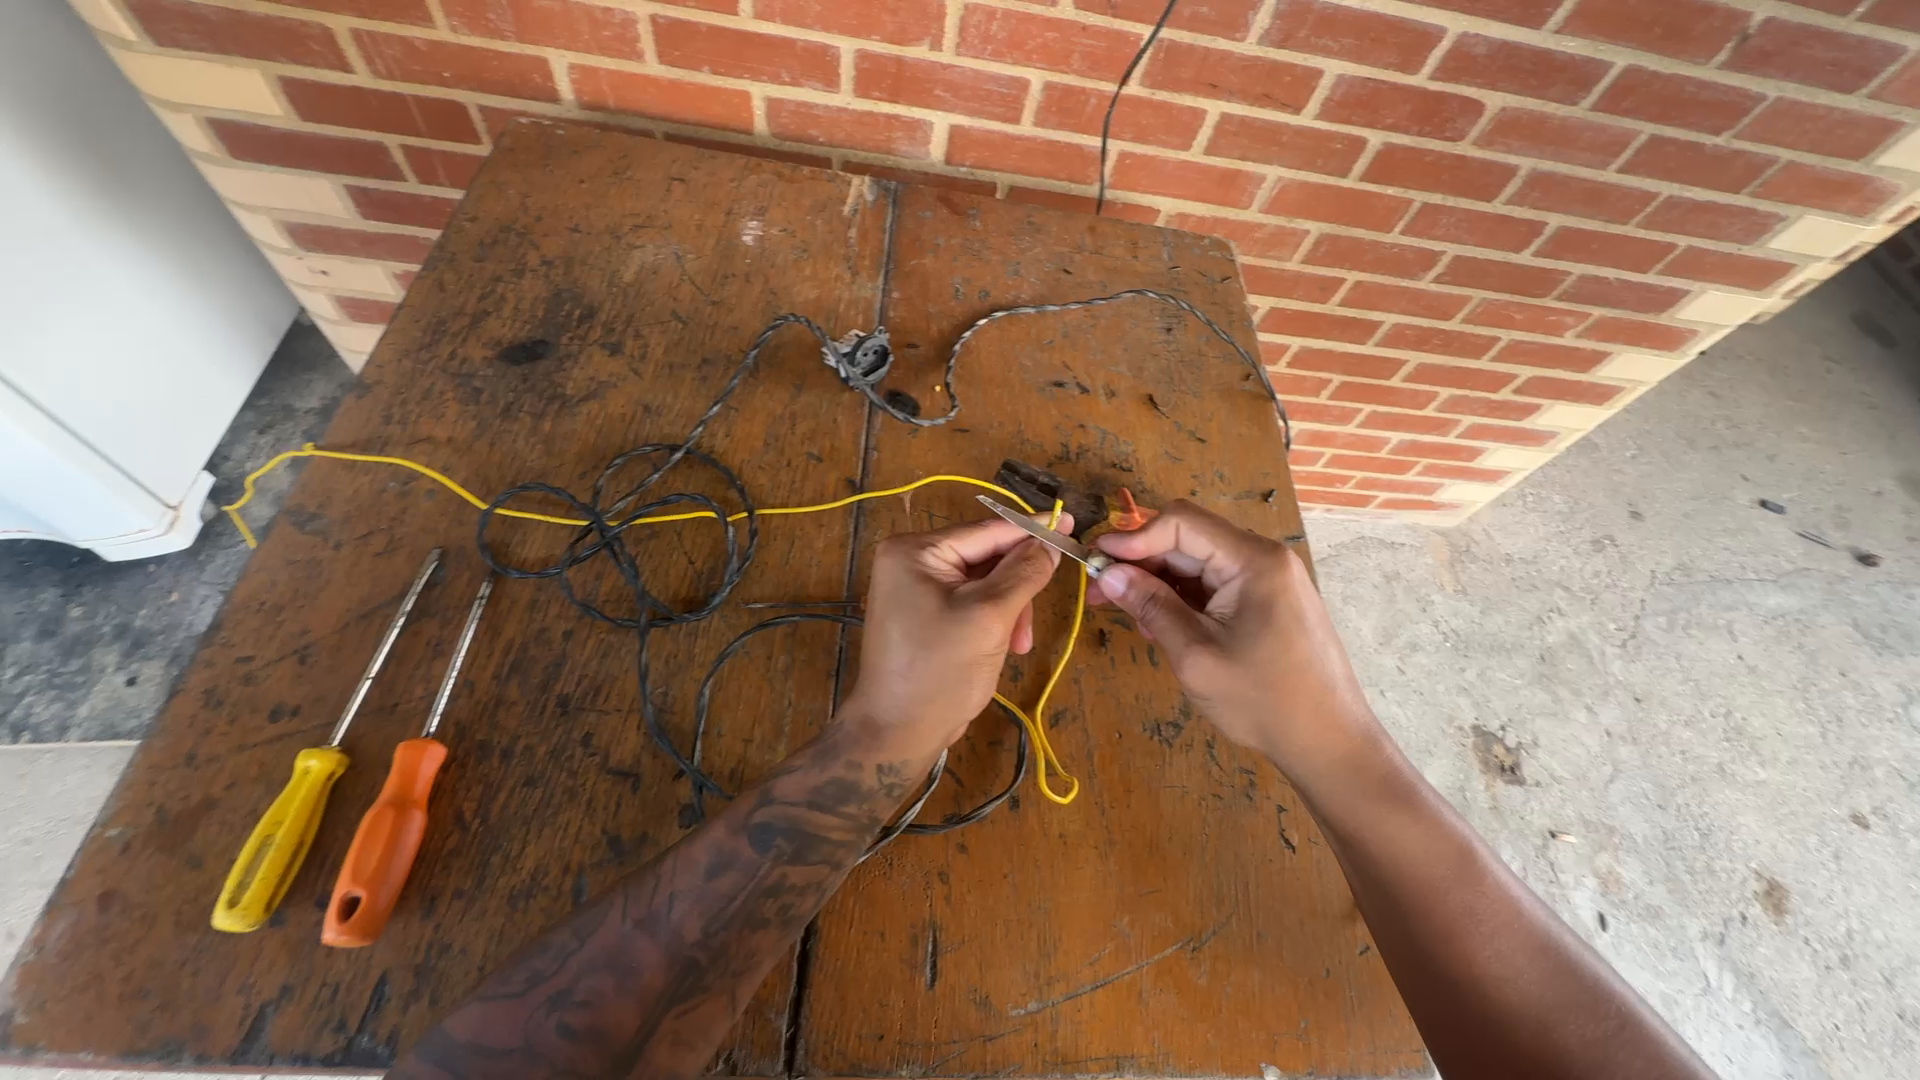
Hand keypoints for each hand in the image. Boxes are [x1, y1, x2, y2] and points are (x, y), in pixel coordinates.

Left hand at [840, 514, 1070, 761]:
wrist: (898, 732)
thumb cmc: (940, 671)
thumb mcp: (989, 617)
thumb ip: (1024, 573)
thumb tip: (1052, 540)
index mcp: (914, 550)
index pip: (986, 531)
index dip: (1031, 530)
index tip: (1072, 520)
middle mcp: (910, 561)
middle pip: (985, 557)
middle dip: (1016, 587)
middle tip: (1034, 619)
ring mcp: (915, 588)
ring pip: (983, 582)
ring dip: (1008, 609)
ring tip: (1017, 644)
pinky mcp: (924, 613)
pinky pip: (970, 602)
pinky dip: (993, 620)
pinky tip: (1003, 646)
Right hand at [1087, 501, 1378, 776]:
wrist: (1330, 742)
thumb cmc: (1264, 700)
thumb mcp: (1196, 655)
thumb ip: (1151, 607)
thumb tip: (1108, 574)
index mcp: (1253, 561)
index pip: (1181, 522)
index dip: (1134, 537)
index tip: (1096, 559)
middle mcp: (1262, 558)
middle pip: (1188, 540)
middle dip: (1141, 561)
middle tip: (1099, 591)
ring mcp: (1267, 580)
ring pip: (1197, 564)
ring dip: (1158, 583)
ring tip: (1126, 614)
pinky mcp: (1266, 601)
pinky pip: (1213, 585)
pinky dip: (1182, 599)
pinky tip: (1158, 624)